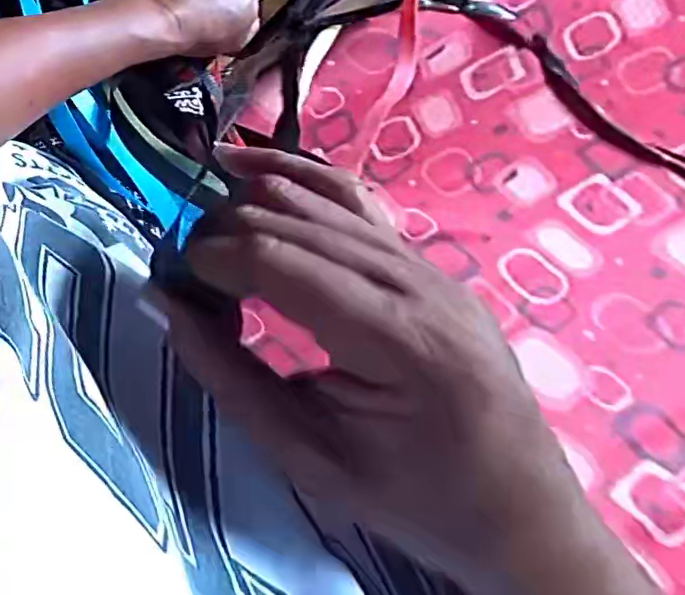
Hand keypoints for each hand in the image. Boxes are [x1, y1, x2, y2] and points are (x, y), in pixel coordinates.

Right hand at [156, 146, 652, 594]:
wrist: (523, 519)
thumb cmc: (411, 496)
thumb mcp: (303, 454)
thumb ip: (222, 371)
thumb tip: (161, 296)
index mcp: (405, 342)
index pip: (279, 259)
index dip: (210, 258)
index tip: (175, 283)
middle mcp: (422, 285)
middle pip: (286, 220)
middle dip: (217, 234)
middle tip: (187, 270)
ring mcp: (426, 265)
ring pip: (308, 198)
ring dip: (239, 206)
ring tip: (202, 234)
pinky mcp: (420, 260)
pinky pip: (344, 194)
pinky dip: (287, 173)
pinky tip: (240, 165)